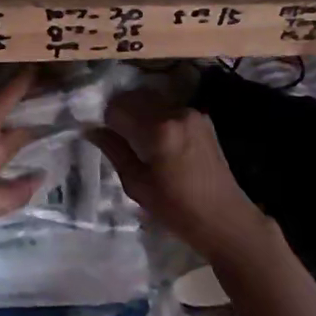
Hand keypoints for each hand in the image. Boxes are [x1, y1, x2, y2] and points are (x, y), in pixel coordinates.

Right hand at [89, 88, 272, 263]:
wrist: (224, 218)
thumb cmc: (176, 208)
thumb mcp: (137, 184)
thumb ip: (114, 151)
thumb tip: (91, 130)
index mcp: (158, 129)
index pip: (117, 108)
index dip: (106, 120)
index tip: (103, 135)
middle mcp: (175, 112)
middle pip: (134, 96)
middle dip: (121, 111)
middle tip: (117, 136)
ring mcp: (191, 112)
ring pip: (152, 99)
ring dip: (139, 111)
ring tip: (137, 138)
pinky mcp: (201, 118)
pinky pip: (169, 107)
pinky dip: (156, 115)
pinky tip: (158, 138)